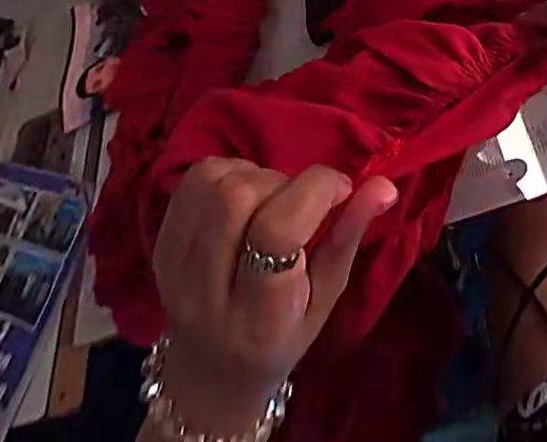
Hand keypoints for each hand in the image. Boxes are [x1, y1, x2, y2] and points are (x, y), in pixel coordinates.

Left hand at [151, 160, 396, 433]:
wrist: (210, 374)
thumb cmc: (284, 334)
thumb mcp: (328, 295)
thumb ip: (351, 235)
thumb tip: (385, 184)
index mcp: (258, 316)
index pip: (277, 232)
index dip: (315, 190)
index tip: (341, 189)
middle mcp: (206, 292)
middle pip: (238, 198)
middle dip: (284, 182)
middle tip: (303, 201)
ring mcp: (174, 265)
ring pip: (216, 182)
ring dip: (257, 175)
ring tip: (274, 198)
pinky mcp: (160, 242)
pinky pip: (196, 178)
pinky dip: (229, 171)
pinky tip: (246, 193)